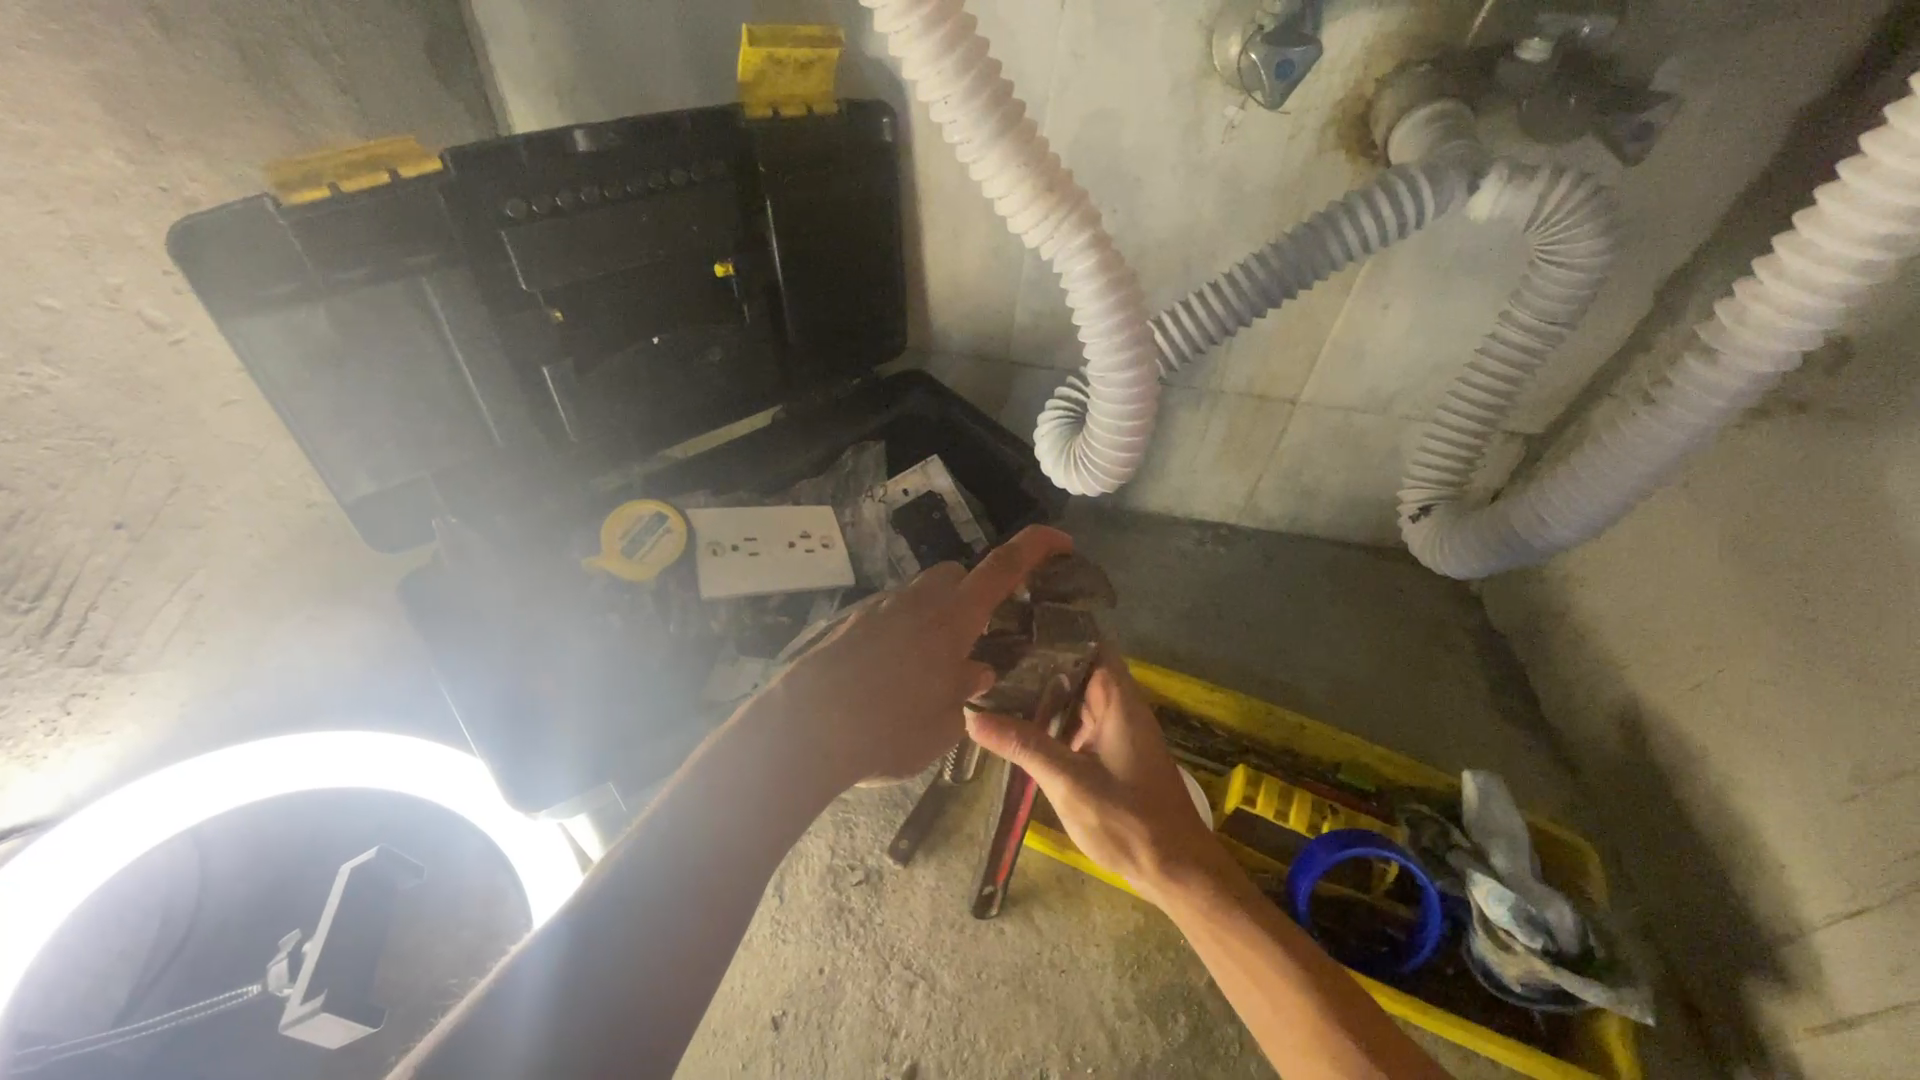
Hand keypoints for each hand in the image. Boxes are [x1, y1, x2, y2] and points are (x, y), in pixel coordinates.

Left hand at [752, 524, 1073, 788]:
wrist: (802, 730)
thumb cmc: (886, 729)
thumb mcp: (944, 724)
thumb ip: (968, 689)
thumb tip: (977, 669)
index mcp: (952, 619)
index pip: (1004, 567)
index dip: (1037, 546)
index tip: (1062, 542)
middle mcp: (916, 601)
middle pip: (954, 576)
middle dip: (972, 597)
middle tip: (975, 641)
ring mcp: (877, 608)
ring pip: (918, 597)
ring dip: (933, 620)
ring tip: (927, 672)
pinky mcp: (847, 623)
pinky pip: (887, 617)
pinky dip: (900, 636)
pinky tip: (887, 680)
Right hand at [966, 652, 1229, 905]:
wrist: (1175, 869)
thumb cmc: (1128, 821)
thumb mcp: (1069, 782)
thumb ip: (1023, 745)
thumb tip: (973, 716)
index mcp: (1118, 699)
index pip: (1089, 642)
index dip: (1054, 628)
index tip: (1013, 623)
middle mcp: (1120, 706)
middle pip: (1077, 667)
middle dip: (1037, 661)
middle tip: (988, 655)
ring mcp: (1117, 730)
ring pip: (1075, 697)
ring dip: (1042, 693)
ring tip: (992, 684)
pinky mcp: (1113, 752)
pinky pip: (1079, 722)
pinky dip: (1052, 720)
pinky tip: (1018, 727)